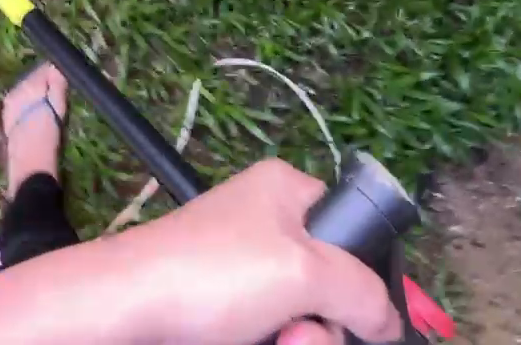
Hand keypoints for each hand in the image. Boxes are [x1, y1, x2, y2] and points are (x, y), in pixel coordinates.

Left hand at [107, 159, 402, 344]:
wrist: (132, 307)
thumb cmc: (215, 271)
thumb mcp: (302, 272)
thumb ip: (362, 290)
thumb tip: (388, 318)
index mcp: (286, 191)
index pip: (353, 225)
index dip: (370, 273)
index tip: (381, 317)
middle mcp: (269, 222)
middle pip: (333, 285)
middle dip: (327, 323)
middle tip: (300, 334)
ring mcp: (248, 267)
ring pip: (307, 318)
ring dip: (304, 342)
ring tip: (276, 343)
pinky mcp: (230, 305)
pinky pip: (276, 330)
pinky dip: (276, 343)